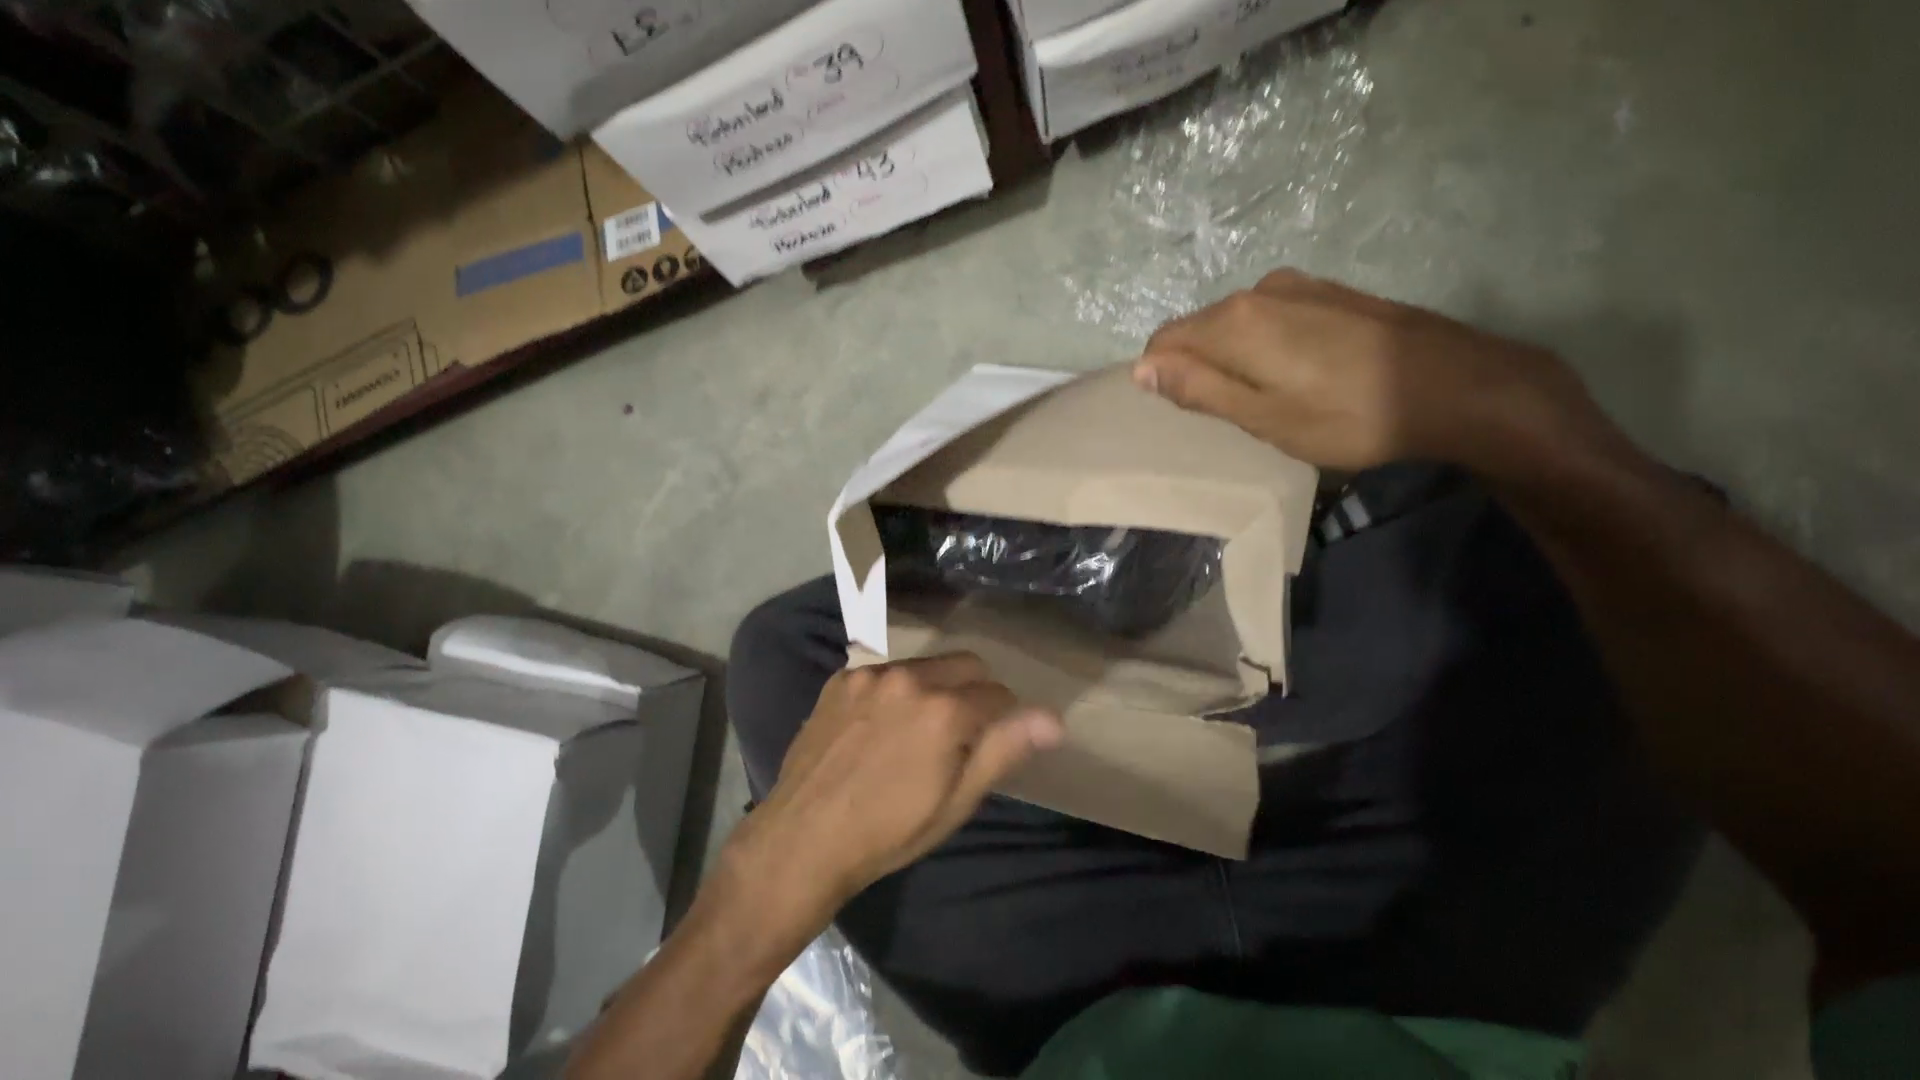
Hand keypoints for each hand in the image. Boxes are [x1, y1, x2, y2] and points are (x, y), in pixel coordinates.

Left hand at [728, 653, 1064, 912]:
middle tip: (960, 737)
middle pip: (967, 665)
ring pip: (926, 666)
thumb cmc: (889, 832)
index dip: (1005, 720)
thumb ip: (1004, 750)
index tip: (990, 746)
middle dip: (975, 693)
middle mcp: (909, 678)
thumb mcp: (956, 801)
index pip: (1000, 694)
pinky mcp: (841, 679)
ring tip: (916, 734)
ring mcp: (869, 675)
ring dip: (935, 688)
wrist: (804, 839)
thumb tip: (1054, 718)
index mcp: (944, 710)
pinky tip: (880, 728)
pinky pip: (886, 671)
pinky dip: (896, 691)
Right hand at [1133, 269, 1616, 470]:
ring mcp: (1301, 285)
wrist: (1456, 386)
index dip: (1163, 380)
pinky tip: (1305, 375)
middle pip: (1201, 329)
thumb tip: (1140, 368)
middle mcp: (1260, 290)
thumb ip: (1199, 389)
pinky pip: (1275, 317)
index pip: (1163, 342)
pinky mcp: (1334, 291)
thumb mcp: (1264, 417)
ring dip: (1239, 358)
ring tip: (1272, 399)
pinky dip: (1271, 345)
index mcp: (1234, 321)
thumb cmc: (1349, 415)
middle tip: (1233, 417)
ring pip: (1240, 323)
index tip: (1189, 416)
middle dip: (1201, 368)